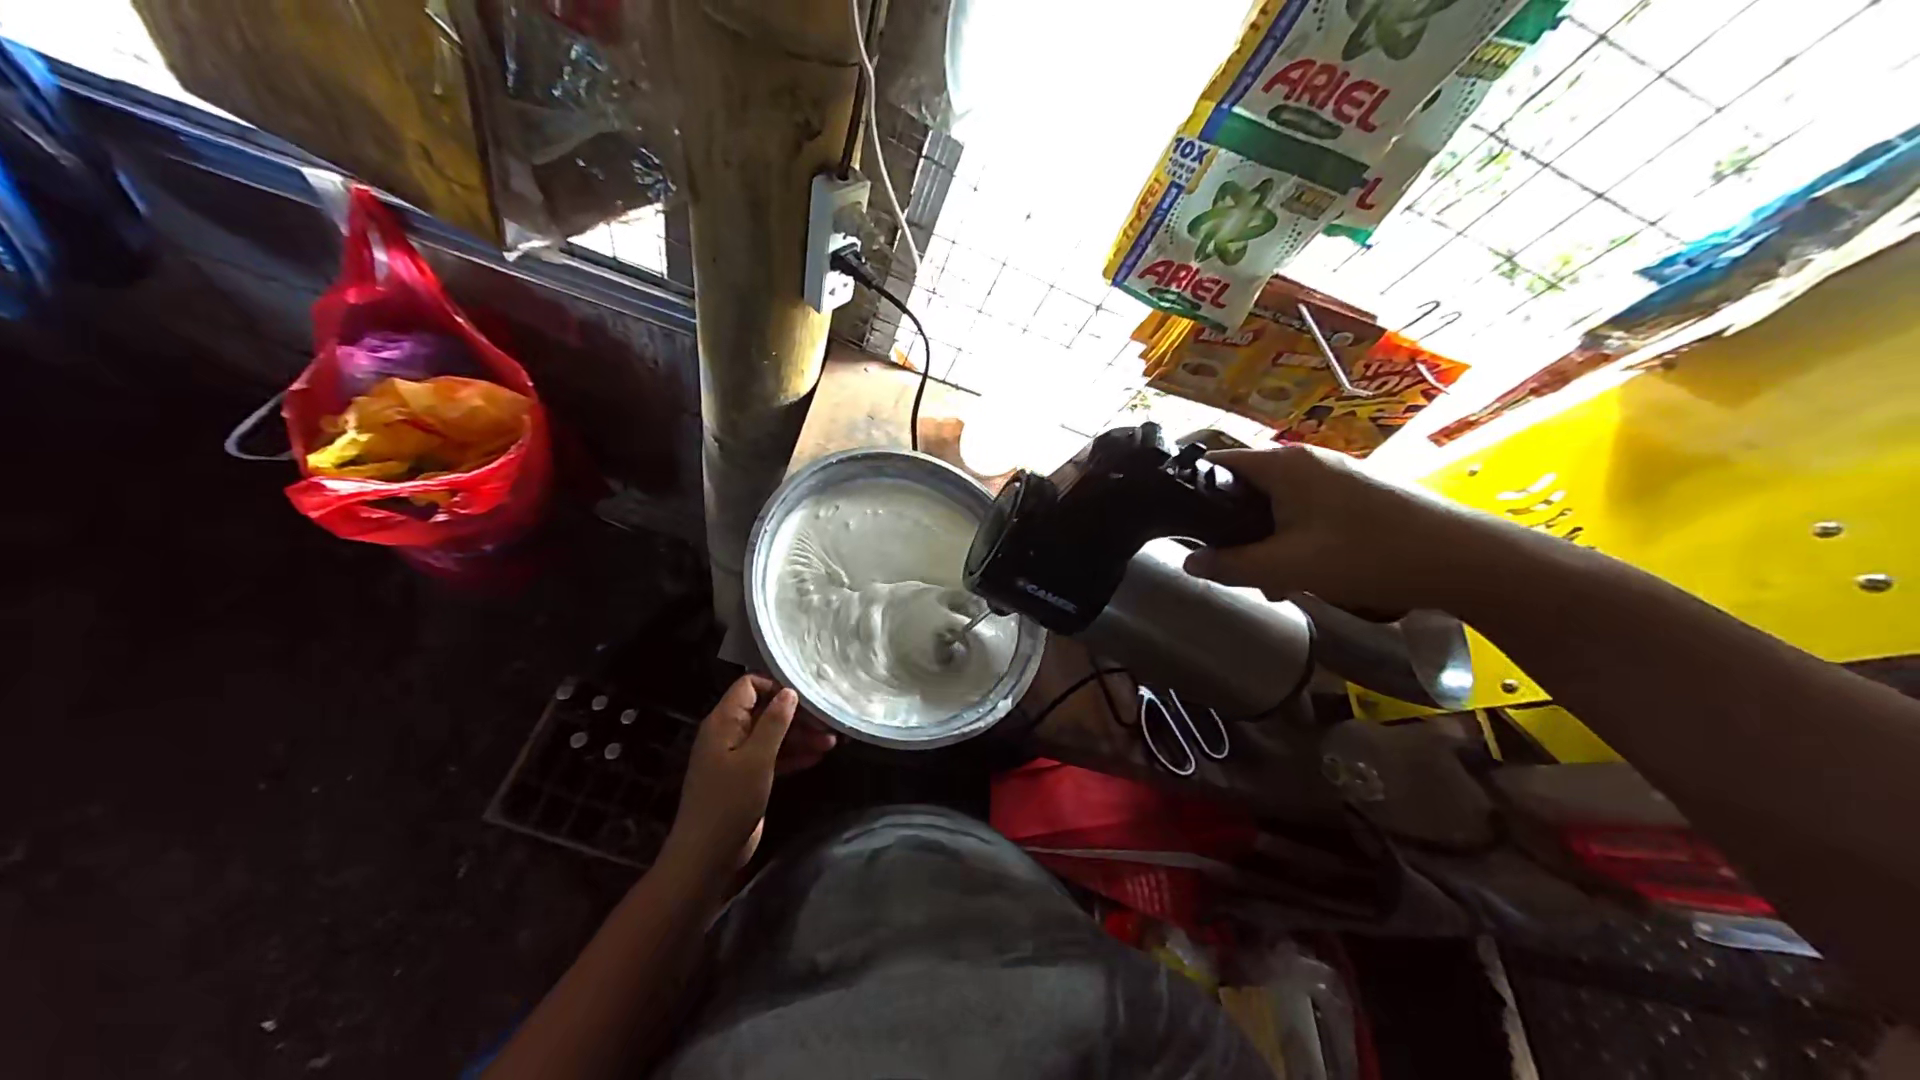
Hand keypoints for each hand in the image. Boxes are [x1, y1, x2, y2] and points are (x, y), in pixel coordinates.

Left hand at [663, 675, 835, 877]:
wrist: (707, 855)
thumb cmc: (730, 801)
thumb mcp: (756, 758)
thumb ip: (774, 722)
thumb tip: (790, 692)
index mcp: (724, 722)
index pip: (749, 685)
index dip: (776, 686)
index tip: (806, 697)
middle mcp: (729, 733)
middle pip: (765, 710)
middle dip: (796, 715)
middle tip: (828, 724)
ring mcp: (737, 756)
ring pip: (772, 735)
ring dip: (800, 736)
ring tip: (832, 743)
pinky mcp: (747, 777)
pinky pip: (773, 756)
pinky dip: (793, 755)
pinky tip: (818, 757)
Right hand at [1183, 445, 1509, 614]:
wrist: (1462, 560)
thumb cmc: (1369, 554)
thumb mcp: (1289, 567)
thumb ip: (1232, 565)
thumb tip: (1188, 564)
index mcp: (1282, 465)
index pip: (1215, 463)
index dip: (1189, 491)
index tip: (1176, 526)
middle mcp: (1303, 460)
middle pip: (1242, 487)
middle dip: (1229, 527)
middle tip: (1226, 565)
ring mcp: (1331, 475)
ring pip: (1273, 504)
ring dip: (1262, 540)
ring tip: (1269, 581)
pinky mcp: (1352, 493)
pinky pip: (1301, 511)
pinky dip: (1290, 538)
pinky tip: (1303, 574)